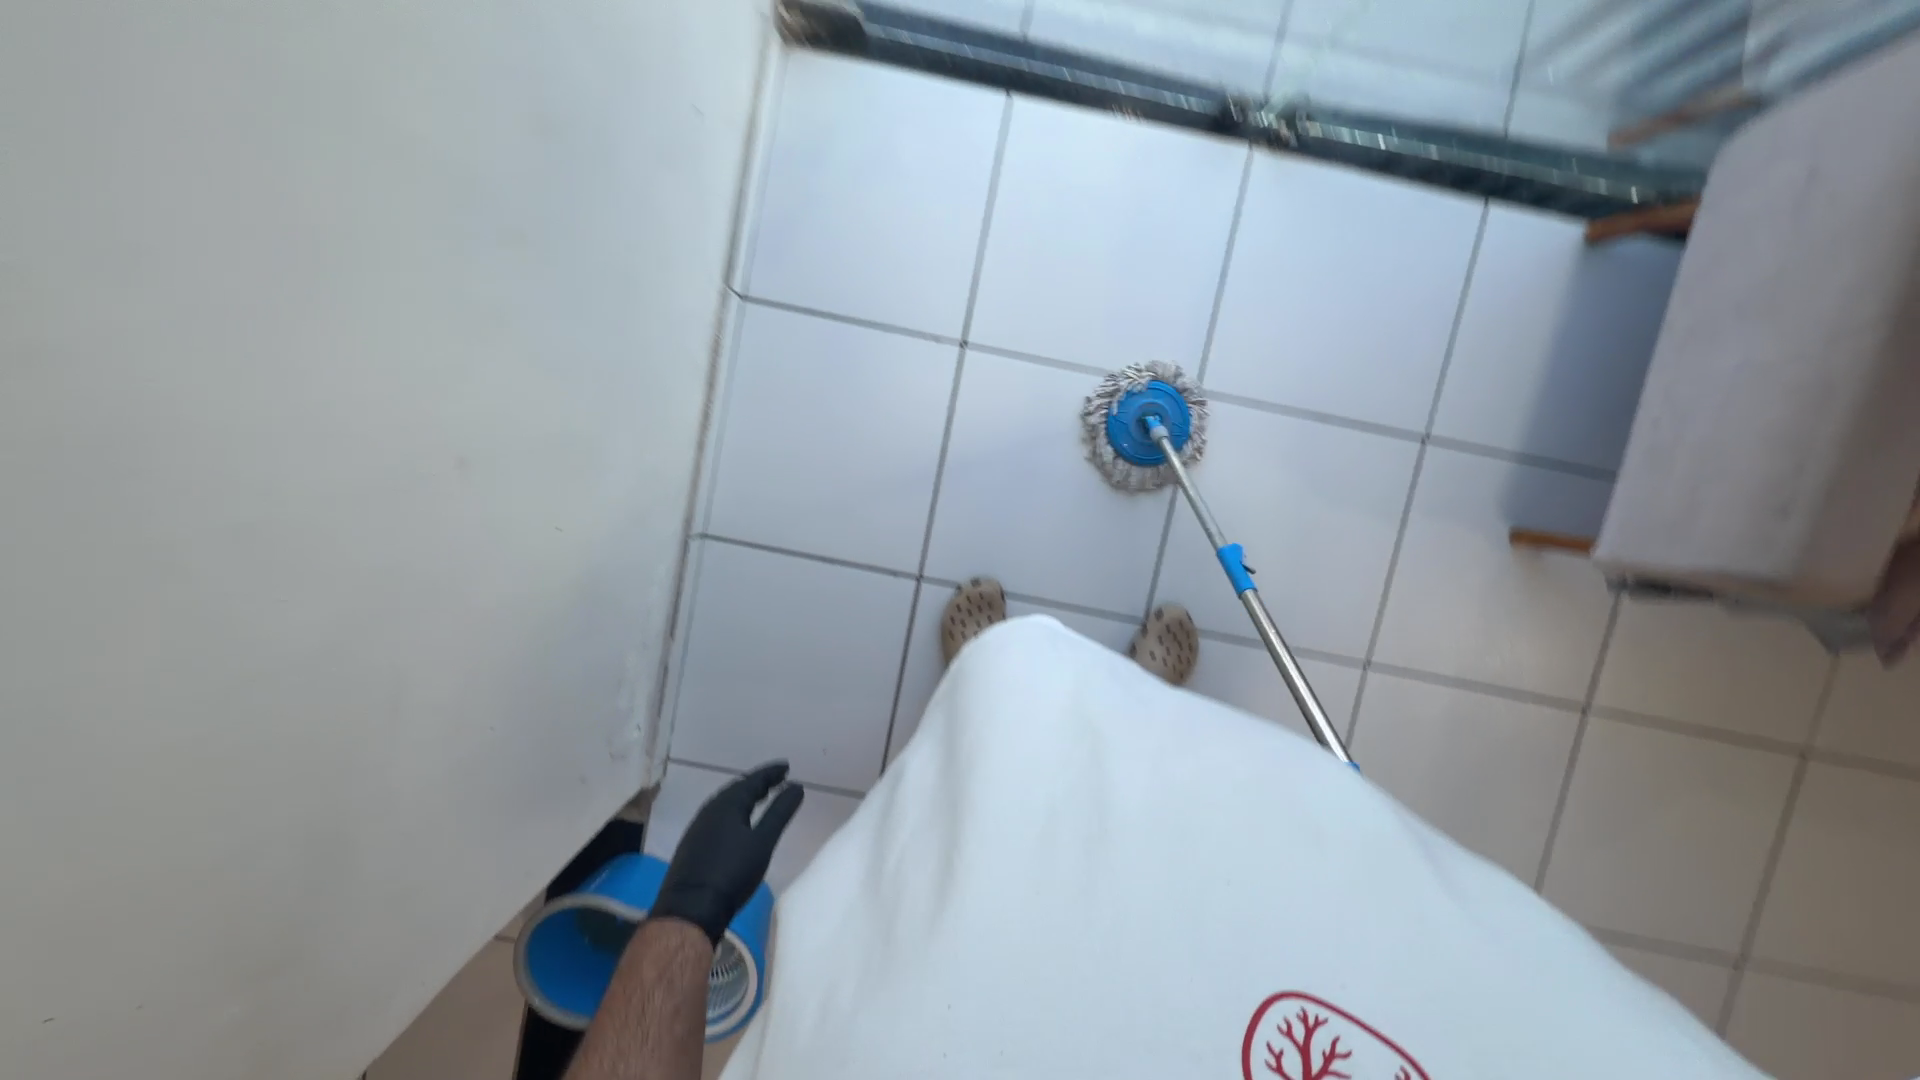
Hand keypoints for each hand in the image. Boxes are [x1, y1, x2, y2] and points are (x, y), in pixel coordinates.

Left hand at [650, 761, 803, 945]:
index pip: (753, 780)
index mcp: (727, 804)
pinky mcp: (693, 844)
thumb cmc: (732, 872)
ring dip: (745, 798)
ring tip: (761, 798)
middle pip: (737, 789)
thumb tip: (797, 786)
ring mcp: (698, 827)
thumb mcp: (763, 841)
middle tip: (777, 780)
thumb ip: (780, 812)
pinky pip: (718, 817)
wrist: (690, 909)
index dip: (771, 773)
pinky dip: (734, 812)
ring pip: (726, 804)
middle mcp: (710, 810)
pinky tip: (739, 824)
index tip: (787, 767)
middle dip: (758, 783)